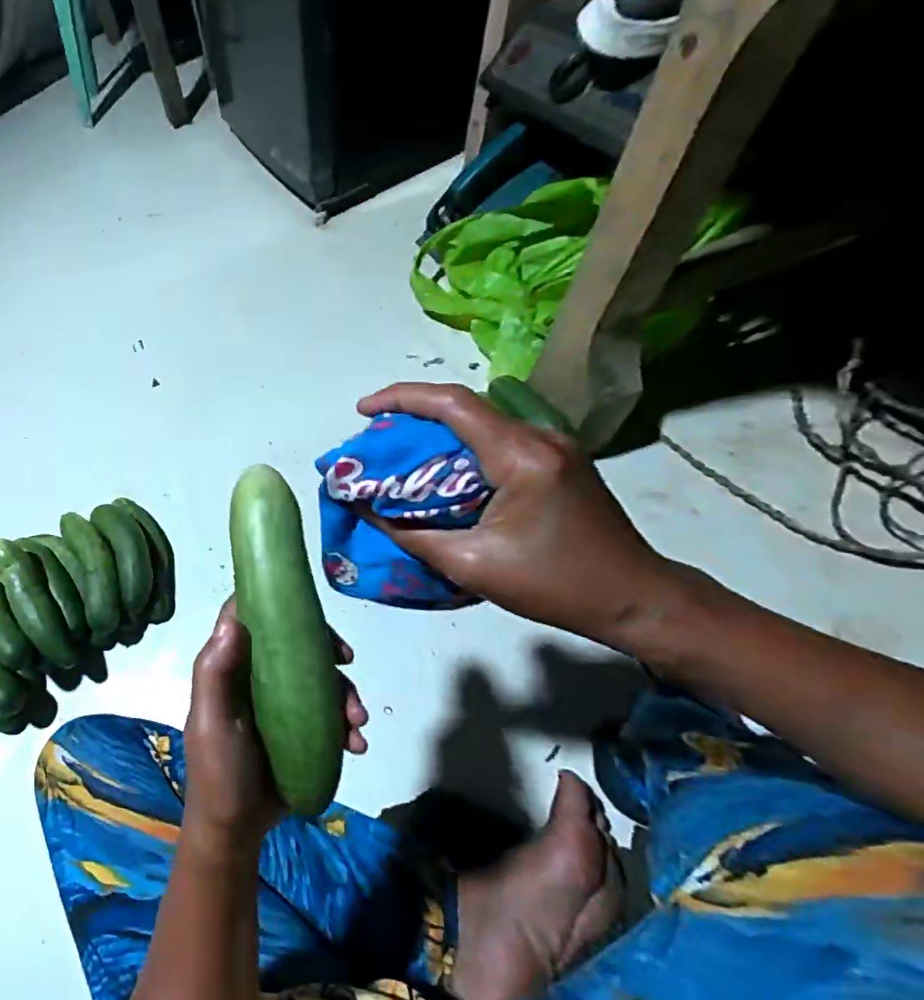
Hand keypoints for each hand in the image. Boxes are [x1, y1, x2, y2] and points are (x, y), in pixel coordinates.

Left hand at [184, 598, 367, 848]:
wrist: (236, 826)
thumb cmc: (218, 767)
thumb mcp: (212, 719)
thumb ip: (215, 672)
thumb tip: (233, 621)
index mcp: (227, 667)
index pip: (247, 619)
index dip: (275, 608)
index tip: (309, 616)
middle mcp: (251, 677)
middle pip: (292, 645)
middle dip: (324, 653)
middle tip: (347, 664)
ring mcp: (277, 704)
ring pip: (316, 680)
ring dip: (344, 694)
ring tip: (356, 722)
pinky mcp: (298, 730)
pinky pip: (328, 715)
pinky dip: (347, 724)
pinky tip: (356, 744)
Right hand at [355, 382, 676, 642]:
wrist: (638, 601)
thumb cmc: (554, 584)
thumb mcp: (467, 563)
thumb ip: (407, 531)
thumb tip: (360, 506)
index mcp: (521, 457)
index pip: (453, 404)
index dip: (401, 398)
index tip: (361, 411)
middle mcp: (540, 440)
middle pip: (464, 407)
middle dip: (409, 414)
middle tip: (371, 437)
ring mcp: (553, 448)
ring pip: (478, 421)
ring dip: (432, 430)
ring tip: (393, 452)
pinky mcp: (556, 461)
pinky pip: (494, 438)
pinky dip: (455, 445)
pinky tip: (433, 468)